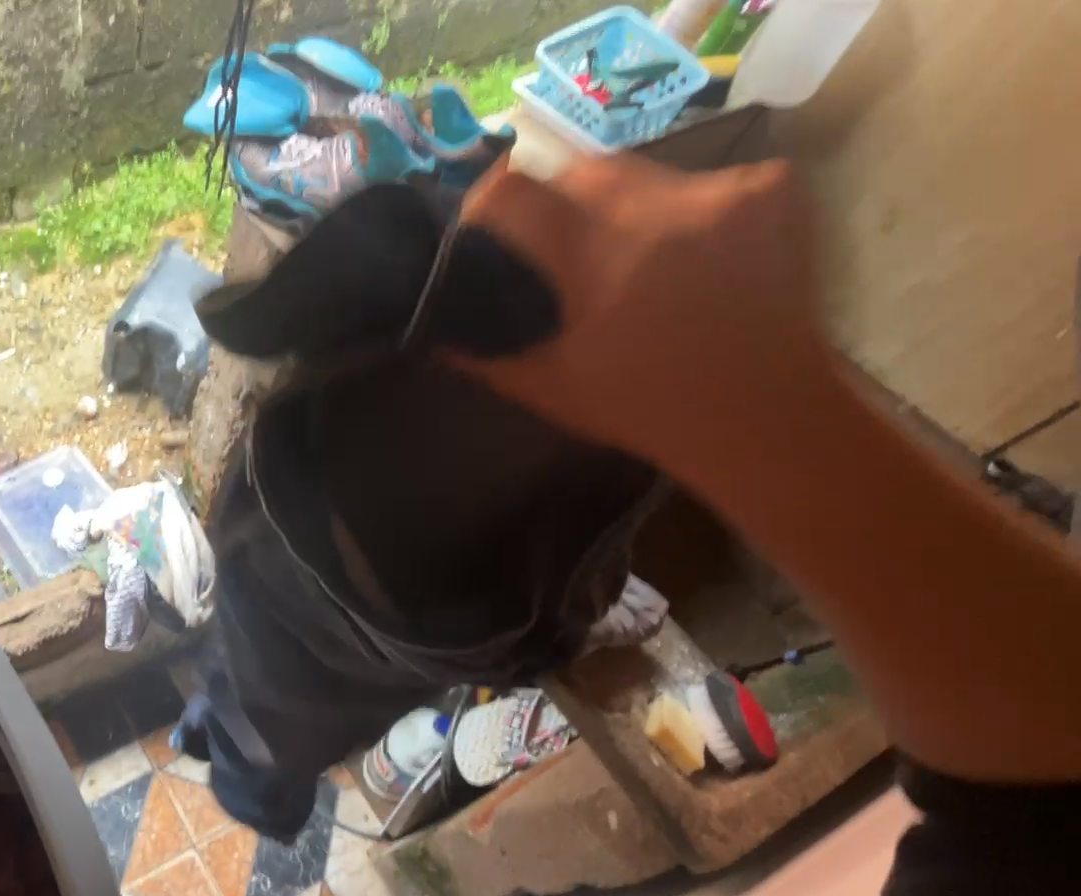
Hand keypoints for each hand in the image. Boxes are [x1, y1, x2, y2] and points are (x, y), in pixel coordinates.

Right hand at [454, 154, 832, 467]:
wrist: (765, 415)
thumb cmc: (644, 408)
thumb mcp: (549, 389)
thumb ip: (485, 358)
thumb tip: (435, 339)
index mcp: (600, 258)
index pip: (516, 190)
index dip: (487, 199)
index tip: (481, 223)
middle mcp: (663, 207)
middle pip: (578, 166)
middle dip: (552, 195)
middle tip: (546, 237)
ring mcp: (726, 191)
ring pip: (639, 170)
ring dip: (614, 201)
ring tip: (615, 246)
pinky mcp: (774, 188)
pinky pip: (700, 179)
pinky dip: (677, 206)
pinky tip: (681, 248)